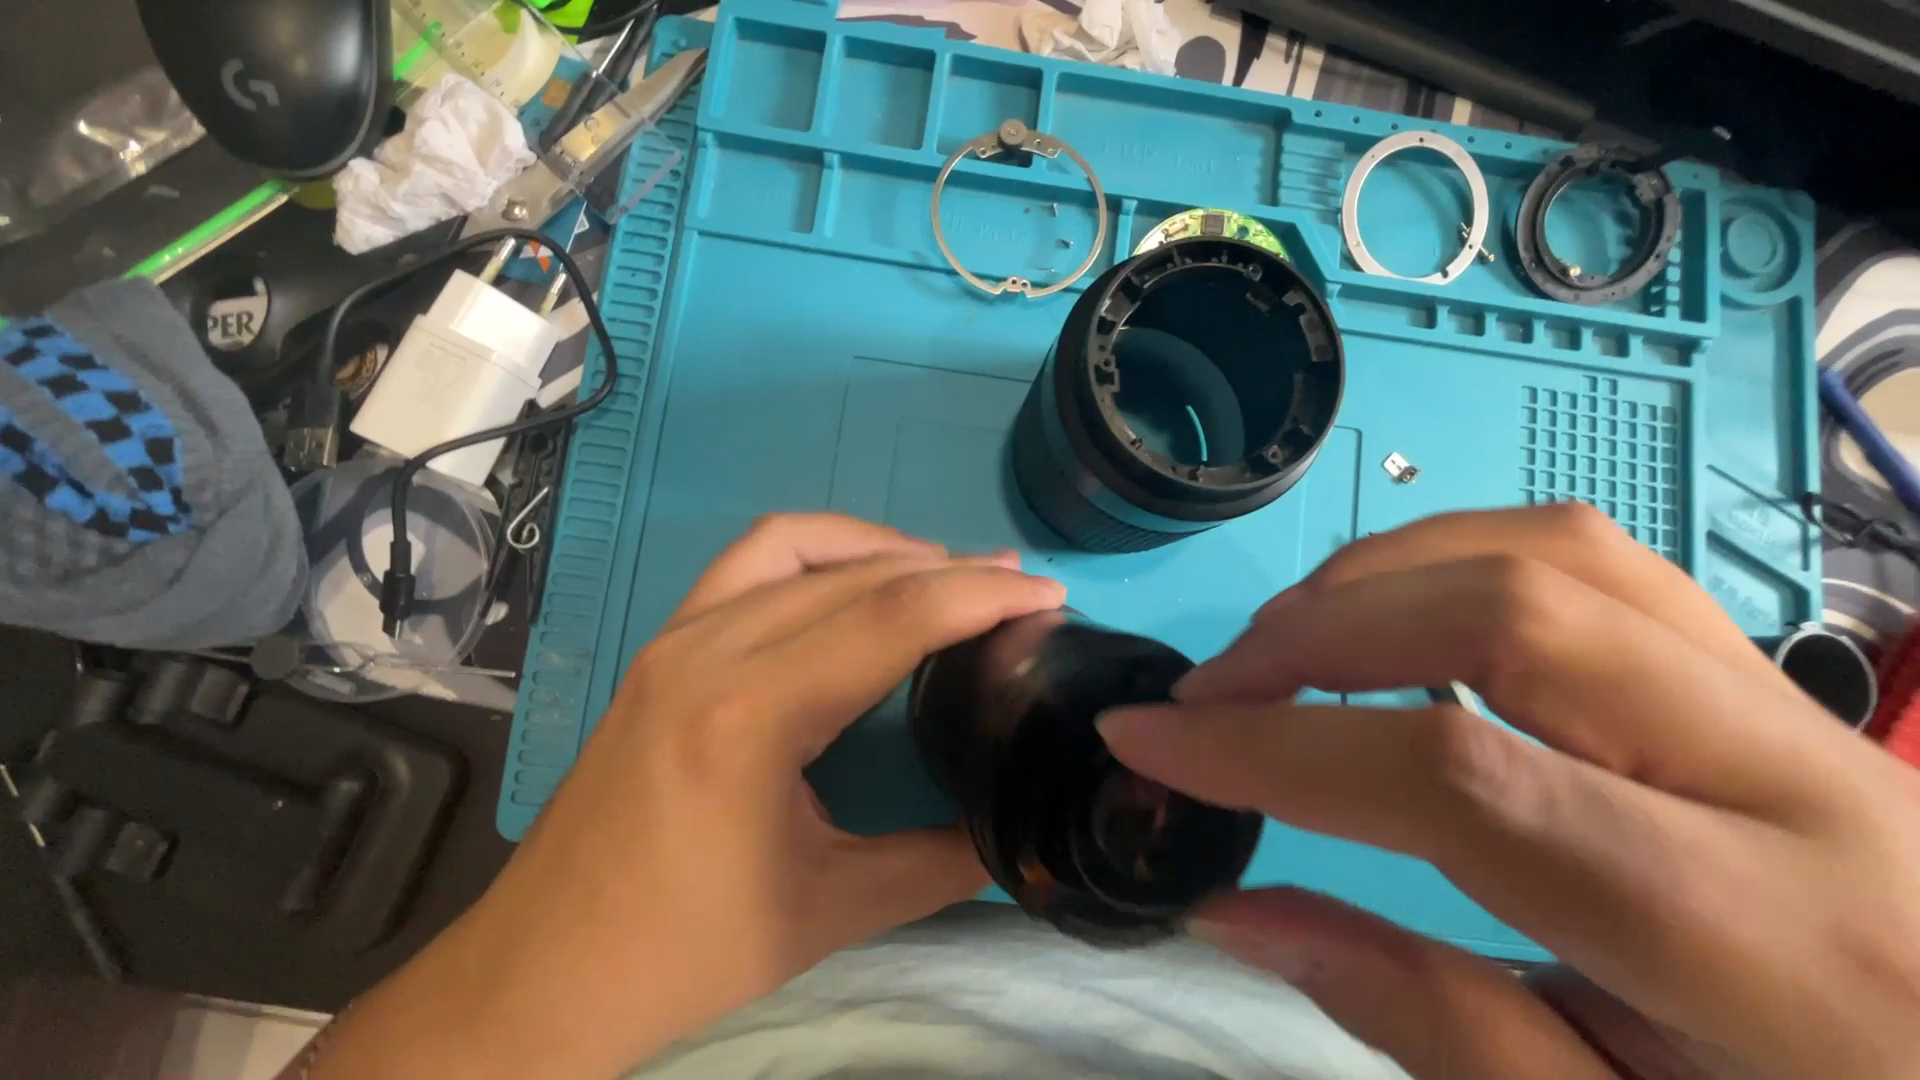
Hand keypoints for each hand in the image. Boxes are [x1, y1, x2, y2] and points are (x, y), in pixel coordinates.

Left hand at [308, 514, 1063, 1077]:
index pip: (888, 620)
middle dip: (947, 571)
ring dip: (878, 547)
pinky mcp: (660, 649)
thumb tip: (1015, 829)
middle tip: (1016, 588)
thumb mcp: (828, 915)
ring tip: (943, 575)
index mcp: (749, 715)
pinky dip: (817, 556)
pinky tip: (853, 587)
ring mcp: (675, 640)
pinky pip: (749, 566)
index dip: (979, 598)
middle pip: (852, 576)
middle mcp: (707, 651)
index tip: (1047, 595)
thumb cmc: (680, 953)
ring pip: (793, 548)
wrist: (539, 973)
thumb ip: (937, 863)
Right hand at [1099, 504, 1919, 1079]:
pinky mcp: (1755, 667)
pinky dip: (1446, 557)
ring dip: (1372, 577)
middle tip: (1210, 691)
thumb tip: (1230, 910)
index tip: (1145, 739)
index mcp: (1764, 939)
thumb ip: (1415, 1014)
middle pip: (1504, 616)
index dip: (1271, 746)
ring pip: (1547, 551)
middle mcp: (1792, 778)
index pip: (1457, 779)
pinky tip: (1387, 613)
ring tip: (1282, 646)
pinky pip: (1585, 553)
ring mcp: (1786, 699)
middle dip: (1311, 636)